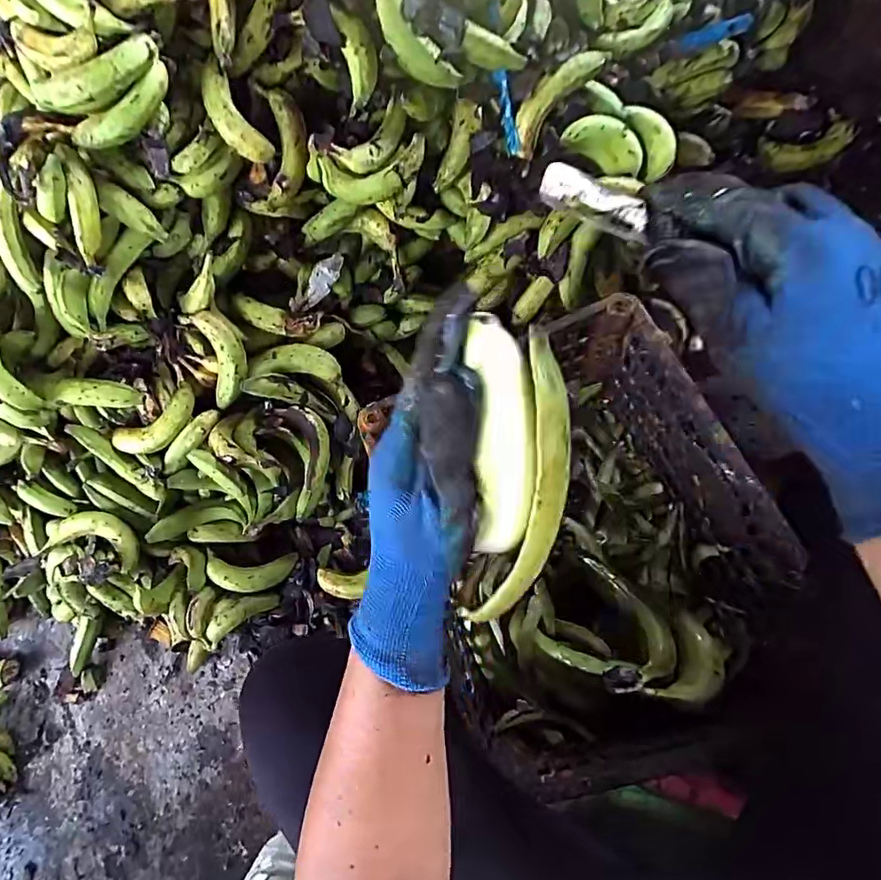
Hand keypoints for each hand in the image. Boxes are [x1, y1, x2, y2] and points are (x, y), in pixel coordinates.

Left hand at [352, 289, 480, 692]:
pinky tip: (476, 379)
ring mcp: (411, 448)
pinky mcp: (425, 460)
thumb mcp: (440, 499)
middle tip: (476, 298)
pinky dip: (460, 390)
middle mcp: (403, 435)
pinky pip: (443, 415)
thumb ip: (448, 442)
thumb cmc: (423, 550)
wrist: (407, 585)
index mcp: (403, 439)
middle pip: (427, 375)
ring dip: (454, 357)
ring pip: (434, 393)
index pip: (425, 372)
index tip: (468, 293)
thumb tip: (452, 382)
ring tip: (478, 327)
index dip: (445, 332)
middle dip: (449, 335)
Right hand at [645, 178, 880, 539]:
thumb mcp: (734, 332)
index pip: (733, 204)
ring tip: (734, 243)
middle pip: (775, 198)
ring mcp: (869, 247)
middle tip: (691, 226)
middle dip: (730, 206)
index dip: (689, 201)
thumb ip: (700, 280)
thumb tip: (665, 246)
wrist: (872, 415)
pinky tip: (784, 266)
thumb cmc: (794, 376)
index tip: (655, 200)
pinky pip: (835, 234)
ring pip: (810, 211)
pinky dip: (800, 237)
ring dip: (767, 218)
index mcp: (798, 240)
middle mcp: (840, 229)